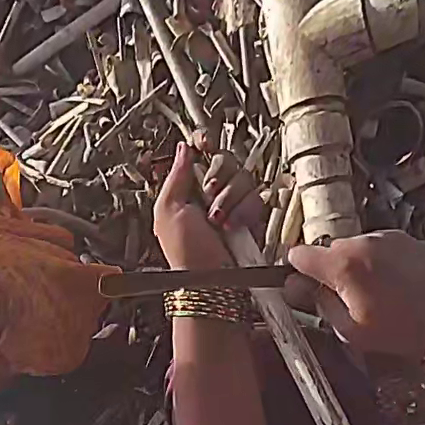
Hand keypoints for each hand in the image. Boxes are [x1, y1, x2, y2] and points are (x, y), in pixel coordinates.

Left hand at [154, 143, 251, 269]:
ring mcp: (233, 205)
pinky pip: (257, 199)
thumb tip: (183, 148)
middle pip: (226, 161)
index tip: (206, 142)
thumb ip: (175, 177)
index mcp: (187, 189)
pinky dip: (245, 212)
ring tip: (220, 222)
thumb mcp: (168, 212)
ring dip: (230, 200)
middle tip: (209, 200)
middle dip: (218, 180)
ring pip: (243, 179)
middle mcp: (212, 194)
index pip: (202, 153)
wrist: (212, 282)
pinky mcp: (252, 218)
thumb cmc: (185, 254)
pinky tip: (234, 226)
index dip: (206, 144)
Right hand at [286, 232, 424, 361]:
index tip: (307, 286)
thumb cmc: (397, 331)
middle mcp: (358, 243)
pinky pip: (371, 244)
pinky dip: (372, 258)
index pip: (299, 254)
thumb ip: (317, 303)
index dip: (299, 271)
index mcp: (341, 265)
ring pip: (349, 246)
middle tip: (344, 295)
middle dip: (329, 269)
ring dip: (352, 263)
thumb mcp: (348, 329)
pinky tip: (387, 279)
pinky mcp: (399, 237)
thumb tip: (294, 287)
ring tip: (370, 288)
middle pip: (325, 250)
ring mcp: (380, 237)